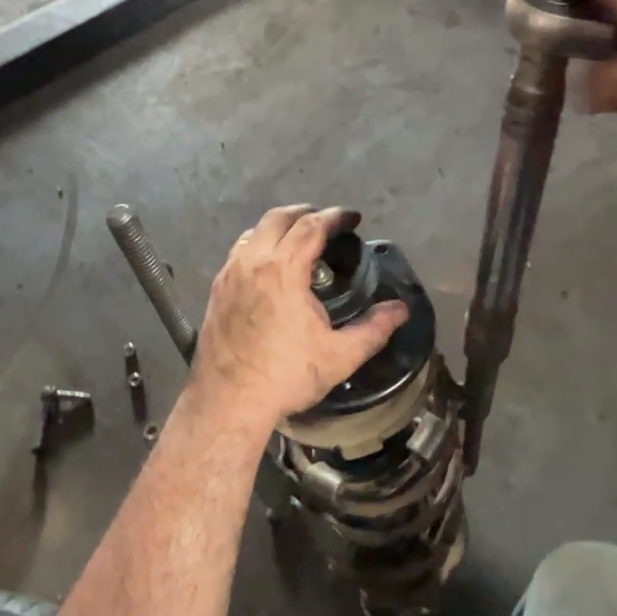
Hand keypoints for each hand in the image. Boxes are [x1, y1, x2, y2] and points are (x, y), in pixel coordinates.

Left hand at [191, 205, 409, 426]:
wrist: (228, 402)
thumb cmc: (285, 376)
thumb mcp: (339, 356)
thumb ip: (373, 329)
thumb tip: (400, 310)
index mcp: (282, 271)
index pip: (311, 227)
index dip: (335, 217)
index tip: (352, 218)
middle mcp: (252, 263)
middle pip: (278, 218)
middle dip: (305, 213)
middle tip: (326, 222)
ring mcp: (228, 275)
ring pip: (254, 232)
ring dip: (278, 227)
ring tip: (297, 240)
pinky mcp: (216, 291)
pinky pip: (238, 252)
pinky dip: (258, 245)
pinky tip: (268, 267)